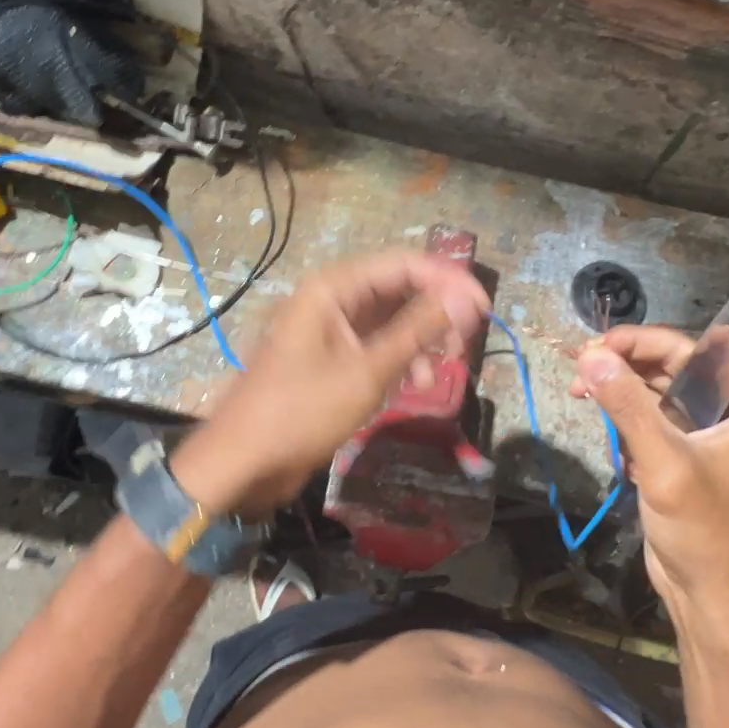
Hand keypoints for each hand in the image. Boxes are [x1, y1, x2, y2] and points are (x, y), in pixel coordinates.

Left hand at [170, 250, 490, 514]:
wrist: (244, 463)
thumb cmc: (301, 411)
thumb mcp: (368, 370)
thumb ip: (419, 329)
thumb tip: (466, 295)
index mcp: (333, 288)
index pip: (405, 264)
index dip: (448, 281)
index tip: (484, 309)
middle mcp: (333, 299)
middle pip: (400, 289)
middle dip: (435, 314)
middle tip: (464, 345)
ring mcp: (331, 329)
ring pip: (392, 320)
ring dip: (420, 342)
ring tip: (437, 373)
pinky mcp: (332, 358)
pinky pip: (377, 345)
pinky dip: (400, 360)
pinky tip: (413, 385)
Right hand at [568, 326, 728, 608]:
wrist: (711, 595)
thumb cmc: (701, 529)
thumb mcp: (663, 462)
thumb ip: (627, 406)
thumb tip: (590, 355)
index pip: (687, 351)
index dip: (639, 342)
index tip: (593, 346)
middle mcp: (725, 409)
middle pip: (666, 368)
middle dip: (622, 367)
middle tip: (579, 370)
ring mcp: (701, 433)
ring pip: (651, 393)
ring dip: (617, 393)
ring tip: (578, 392)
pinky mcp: (679, 455)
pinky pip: (647, 420)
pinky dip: (622, 420)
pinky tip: (604, 430)